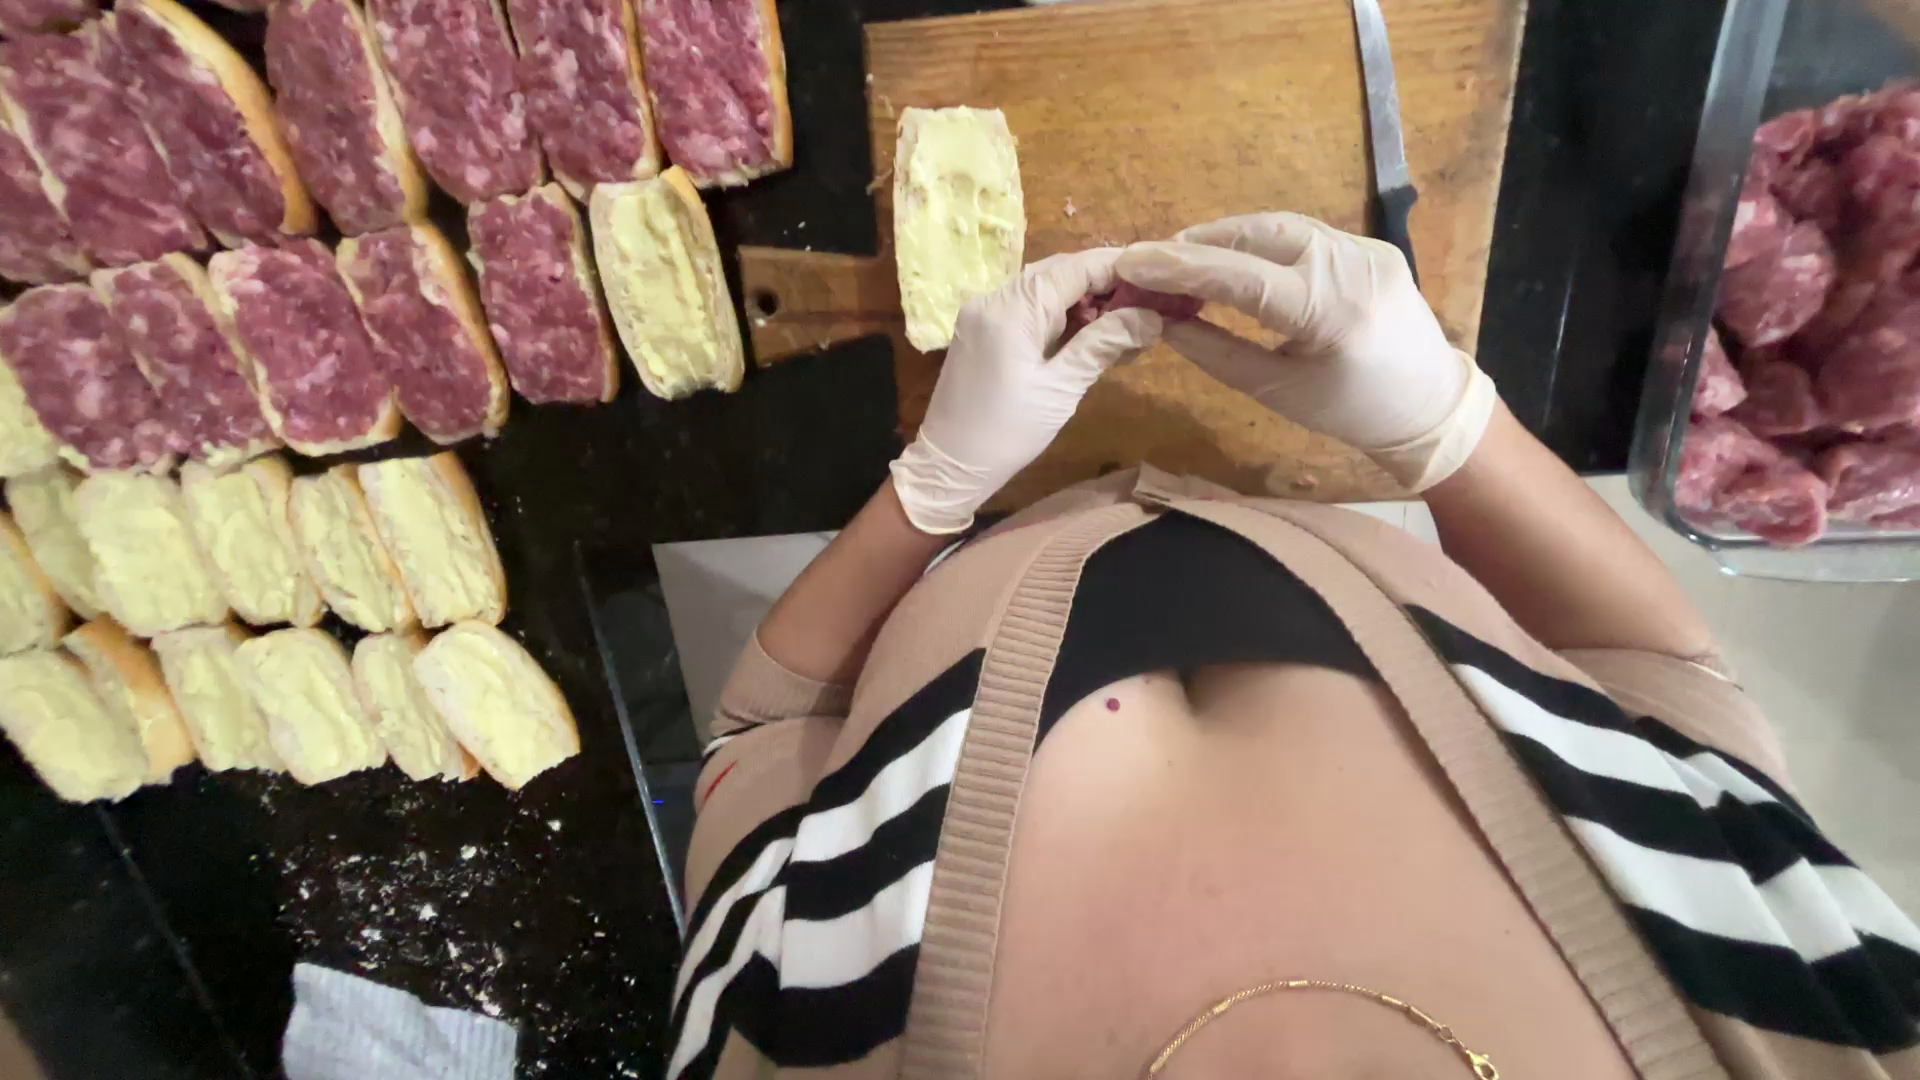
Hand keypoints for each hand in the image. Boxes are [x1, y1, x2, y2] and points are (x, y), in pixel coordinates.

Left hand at [890, 249, 1163, 533]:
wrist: (949, 466)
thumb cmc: (1006, 433)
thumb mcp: (1061, 390)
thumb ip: (1104, 344)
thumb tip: (1151, 316)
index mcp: (1012, 308)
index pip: (1075, 266)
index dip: (1119, 269)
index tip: (1158, 280)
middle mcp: (994, 298)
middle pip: (1058, 273)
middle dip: (1104, 286)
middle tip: (1147, 307)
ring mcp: (983, 314)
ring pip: (1043, 290)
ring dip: (1083, 303)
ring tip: (1124, 327)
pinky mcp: (981, 332)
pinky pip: (1026, 310)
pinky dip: (1058, 318)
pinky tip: (1088, 337)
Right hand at [1115, 213, 1496, 490]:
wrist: (1429, 402)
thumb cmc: (1350, 411)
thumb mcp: (1276, 390)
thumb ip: (1216, 353)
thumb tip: (1163, 326)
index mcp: (1331, 313)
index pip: (1242, 277)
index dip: (1181, 268)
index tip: (1132, 263)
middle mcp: (1352, 265)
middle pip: (1259, 235)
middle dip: (1197, 244)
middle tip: (1149, 260)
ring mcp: (1364, 248)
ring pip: (1279, 226)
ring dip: (1223, 237)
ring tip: (1179, 257)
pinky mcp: (1367, 245)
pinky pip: (1301, 233)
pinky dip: (1255, 241)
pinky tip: (1227, 257)